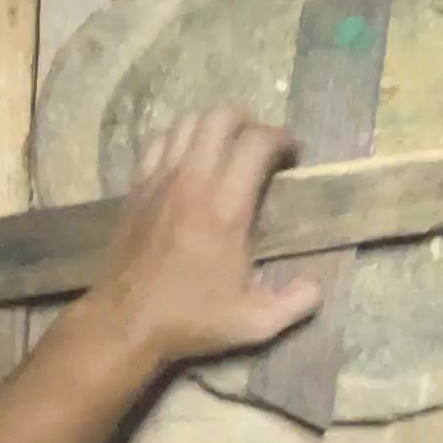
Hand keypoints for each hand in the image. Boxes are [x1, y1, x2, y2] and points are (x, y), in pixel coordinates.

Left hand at [79, 108, 323, 365]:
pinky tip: (191, 160)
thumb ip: (296, 302)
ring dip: (215, 126)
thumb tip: (317, 284)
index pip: (256, 144)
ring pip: (187, 122)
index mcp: (225, 210)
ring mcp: (159, 181)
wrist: (124, 324)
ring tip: (229, 148)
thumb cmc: (192, 321)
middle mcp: (192, 183)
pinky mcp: (136, 188)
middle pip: (221, 118)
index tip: (294, 155)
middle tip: (264, 146)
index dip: (282, 139)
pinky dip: (180, 138)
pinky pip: (159, 141)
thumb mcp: (256, 323)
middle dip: (250, 122)